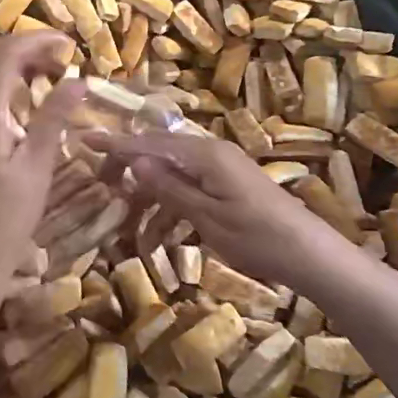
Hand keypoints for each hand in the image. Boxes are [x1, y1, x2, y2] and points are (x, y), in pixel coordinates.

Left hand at [0, 33, 84, 301]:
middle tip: (63, 53)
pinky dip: (5, 79)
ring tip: (52, 67)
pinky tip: (30, 91)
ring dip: (14, 60)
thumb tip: (80, 78)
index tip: (69, 42)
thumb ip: (54, 117)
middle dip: (25, 46)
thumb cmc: (10, 214)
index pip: (4, 57)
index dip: (35, 41)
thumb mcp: (38, 165)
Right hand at [85, 131, 355, 288]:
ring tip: (129, 228)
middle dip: (129, 173)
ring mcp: (220, 169)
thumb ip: (169, 187)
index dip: (115, 144)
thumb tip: (134, 162)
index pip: (149, 144)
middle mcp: (210, 153)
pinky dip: (171, 209)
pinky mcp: (227, 186)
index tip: (84, 140)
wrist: (313, 257)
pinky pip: (188, 189)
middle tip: (103, 191)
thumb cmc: (258, 238)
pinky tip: (159, 236)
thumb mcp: (206, 217)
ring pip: (171, 176)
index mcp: (203, 155)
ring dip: (149, 200)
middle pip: (158, 155)